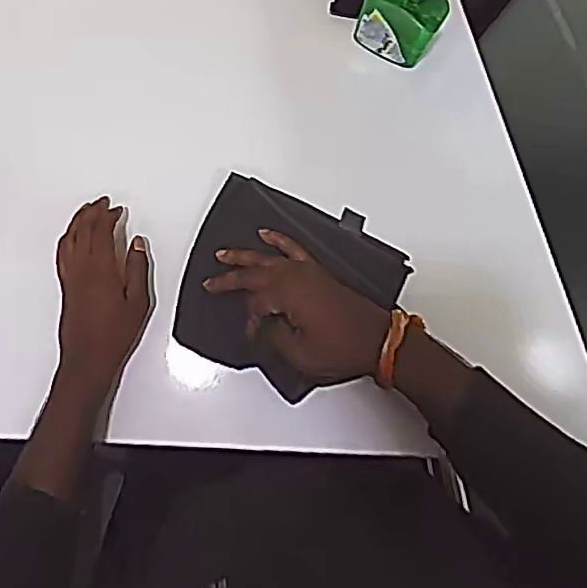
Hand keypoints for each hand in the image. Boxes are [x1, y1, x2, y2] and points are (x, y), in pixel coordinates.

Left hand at [54, 197, 151, 394]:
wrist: (88, 360)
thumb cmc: (113, 335)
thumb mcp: (139, 301)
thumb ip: (138, 268)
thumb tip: (137, 245)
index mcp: (100, 268)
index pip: (101, 231)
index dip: (109, 216)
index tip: (117, 210)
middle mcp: (81, 269)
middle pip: (83, 230)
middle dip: (93, 212)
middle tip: (102, 204)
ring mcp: (70, 277)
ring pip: (70, 238)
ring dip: (79, 221)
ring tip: (87, 212)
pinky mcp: (65, 287)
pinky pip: (63, 252)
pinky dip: (69, 237)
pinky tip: (73, 237)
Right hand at [203, 229, 390, 384]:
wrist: (375, 339)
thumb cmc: (343, 345)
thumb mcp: (300, 353)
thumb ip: (274, 337)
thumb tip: (263, 326)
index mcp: (287, 294)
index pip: (254, 302)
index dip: (248, 321)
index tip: (250, 333)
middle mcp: (294, 276)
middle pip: (253, 273)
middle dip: (230, 277)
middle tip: (211, 281)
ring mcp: (306, 270)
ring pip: (266, 257)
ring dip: (244, 255)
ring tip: (225, 254)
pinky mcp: (316, 271)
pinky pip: (292, 247)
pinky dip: (278, 239)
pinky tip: (267, 234)